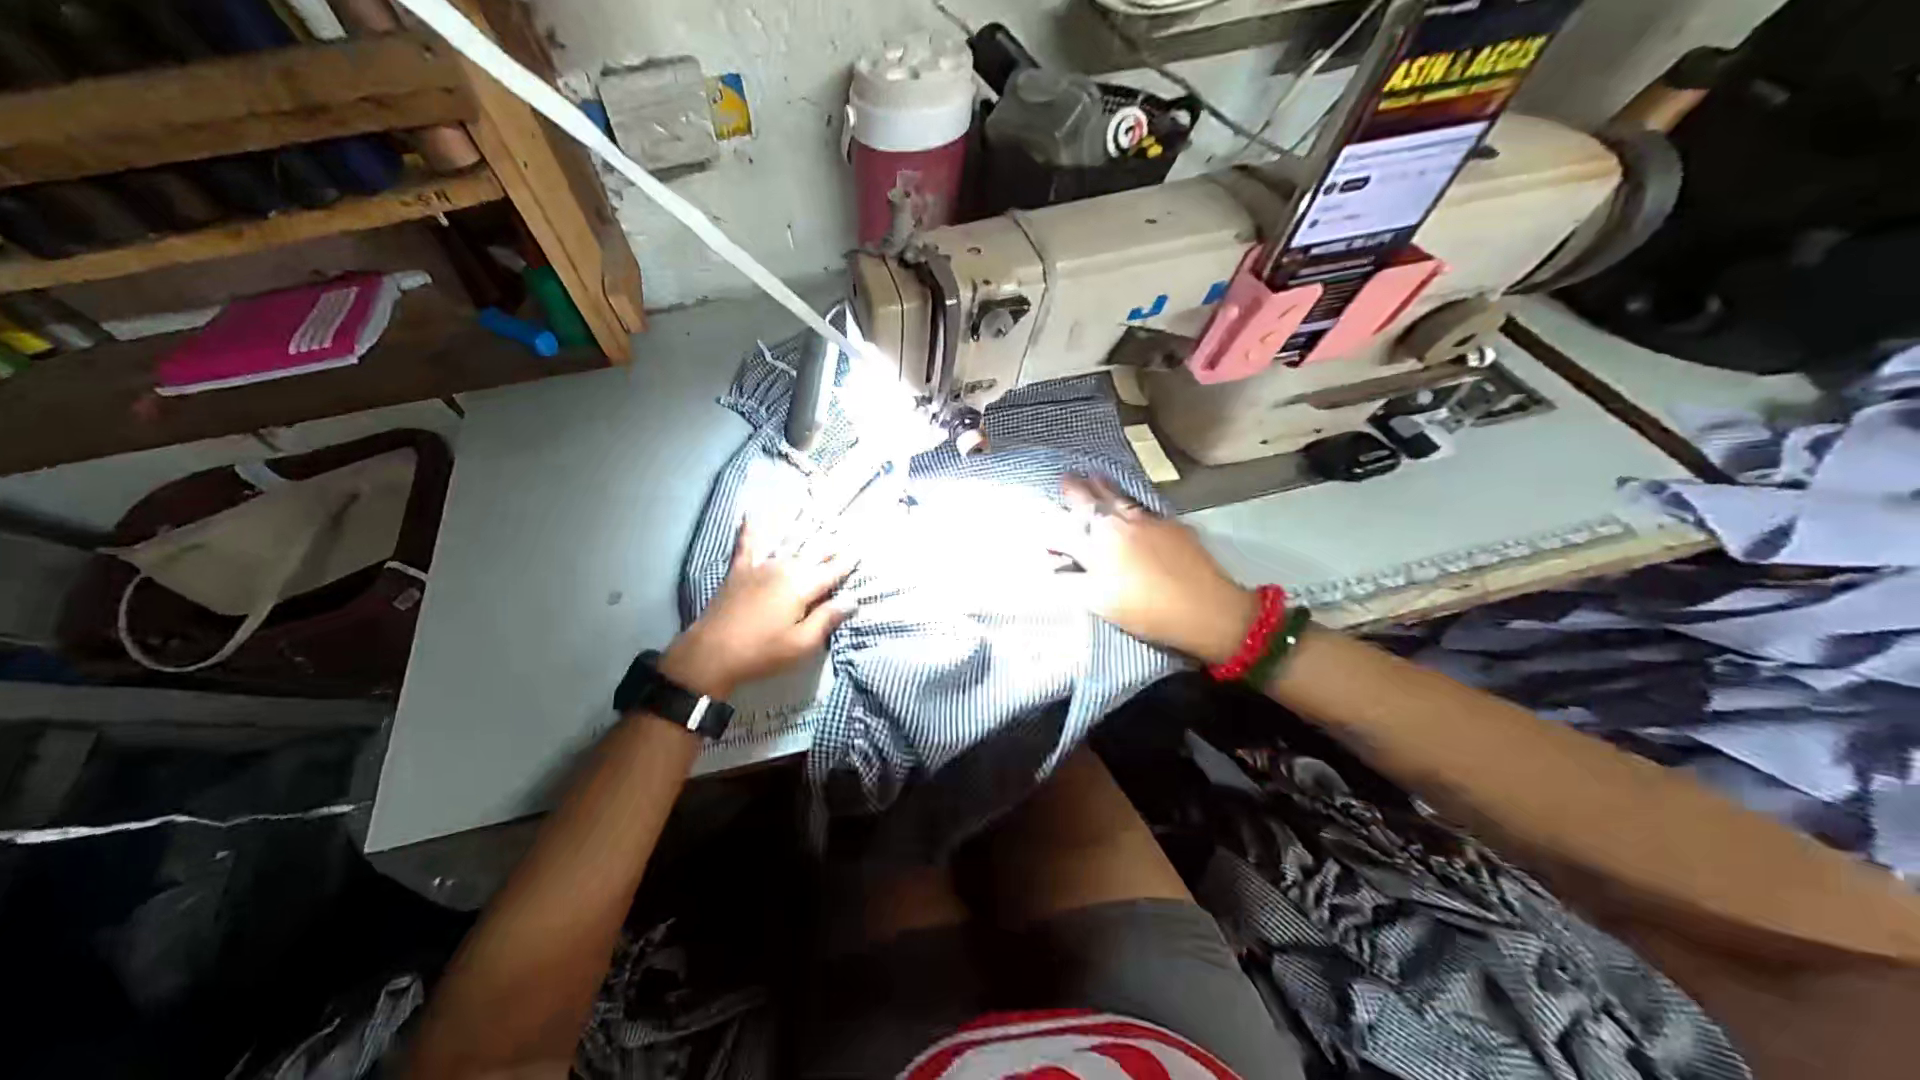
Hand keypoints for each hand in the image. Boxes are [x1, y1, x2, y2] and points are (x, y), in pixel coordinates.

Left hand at [657, 521, 854, 699]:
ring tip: (813, 515)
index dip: (847, 562)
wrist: (711, 654)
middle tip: (843, 531)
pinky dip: (750, 528)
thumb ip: (826, 619)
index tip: (859, 550)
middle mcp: (783, 569)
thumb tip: (851, 601)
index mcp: (801, 587)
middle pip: (811, 554)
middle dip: (829, 544)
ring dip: (800, 530)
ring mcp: (759, 567)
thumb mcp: (801, 644)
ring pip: (785, 544)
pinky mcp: (738, 571)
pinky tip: (750, 512)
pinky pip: (746, 544)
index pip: (831, 571)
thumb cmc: (762, 653)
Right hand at [1053, 472, 1256, 664]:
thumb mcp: (1098, 602)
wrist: (1206, 608)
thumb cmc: (1146, 609)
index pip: (1071, 517)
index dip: (1058, 510)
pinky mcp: (1173, 526)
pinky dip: (1130, 500)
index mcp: (1100, 539)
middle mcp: (1122, 522)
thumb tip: (1053, 565)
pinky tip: (1130, 505)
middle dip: (1079, 487)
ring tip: (1094, 475)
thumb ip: (1071, 580)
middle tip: (1068, 475)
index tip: (1047, 500)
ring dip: (1104, 486)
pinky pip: (1143, 506)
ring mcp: (1150, 521)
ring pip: (1120, 497)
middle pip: (1095, 499)